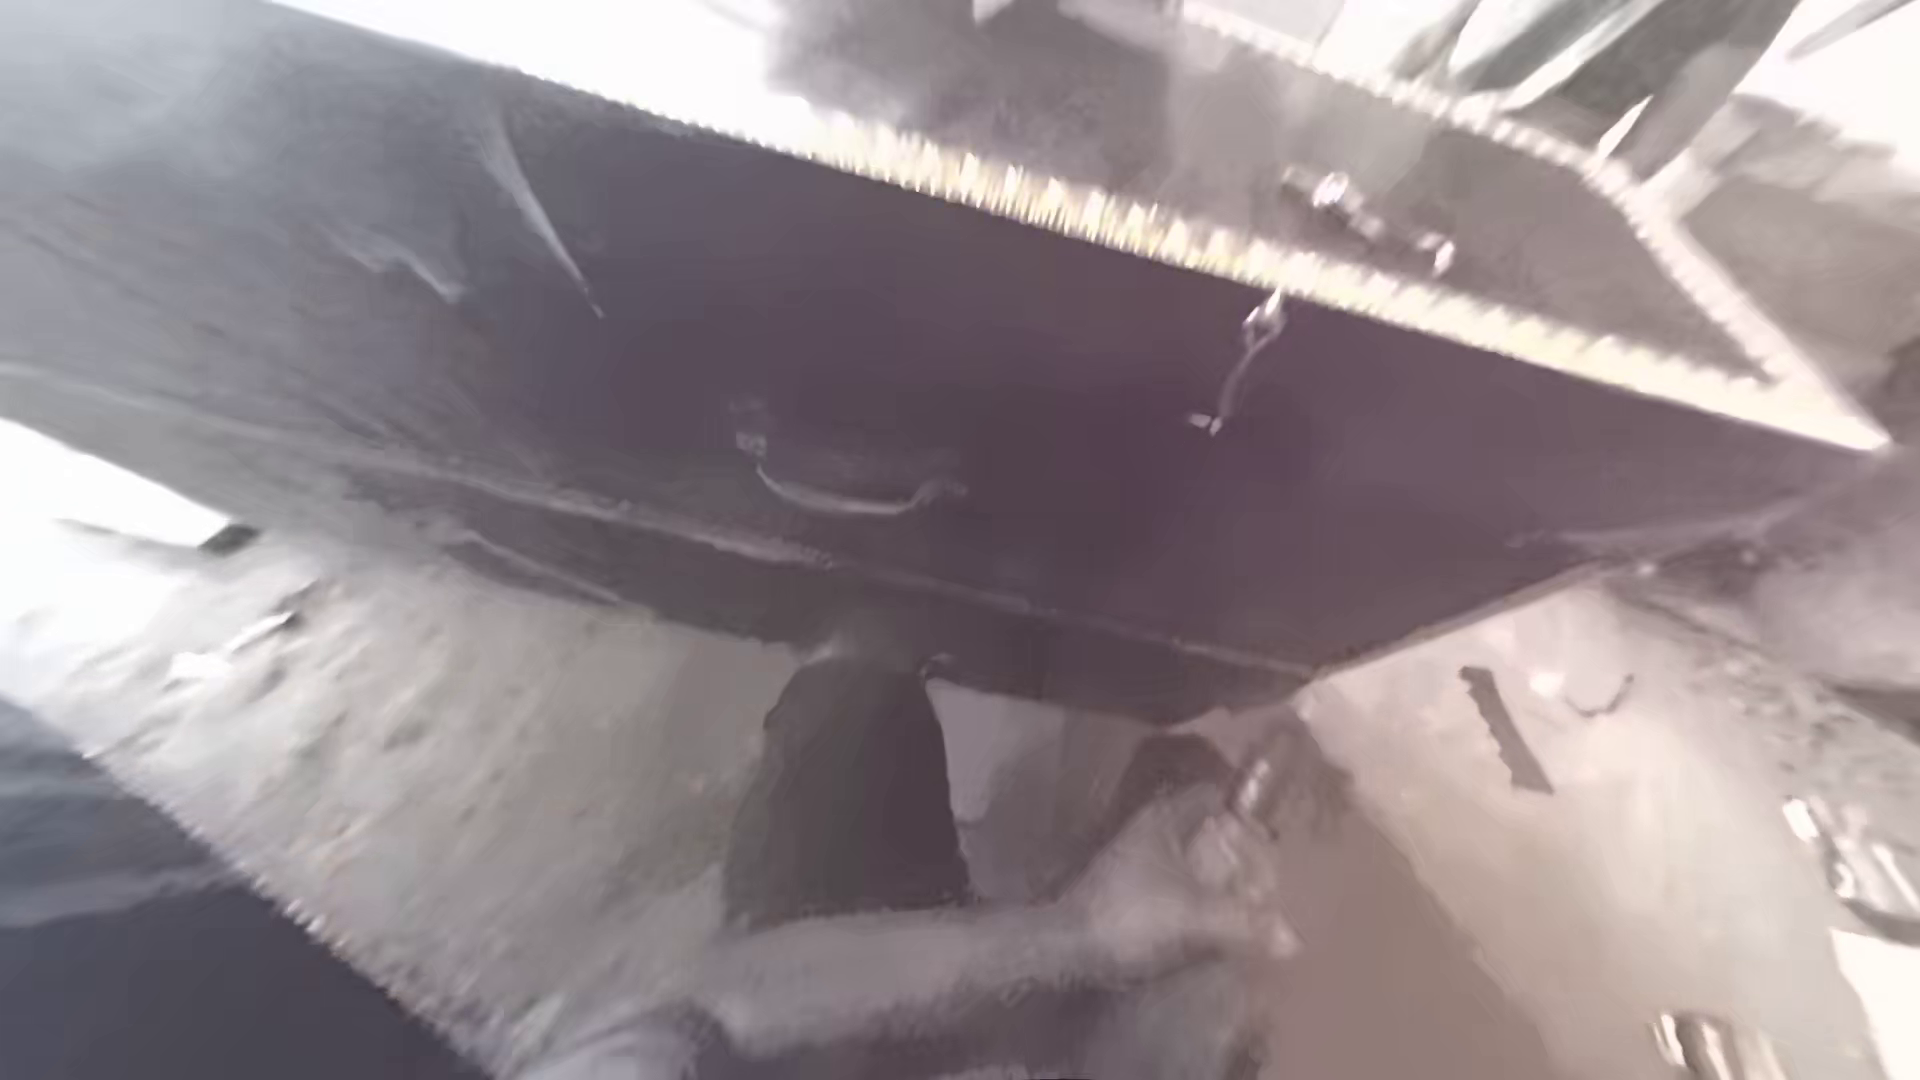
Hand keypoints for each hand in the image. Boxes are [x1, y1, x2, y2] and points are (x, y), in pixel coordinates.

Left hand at [1063, 785, 1298, 974]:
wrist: (1073, 942)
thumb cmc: (1130, 914)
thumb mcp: (1192, 918)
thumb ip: (1243, 923)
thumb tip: (1294, 937)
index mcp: (1164, 818)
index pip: (1211, 795)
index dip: (1243, 813)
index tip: (1271, 839)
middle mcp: (1153, 827)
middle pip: (1207, 824)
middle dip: (1238, 846)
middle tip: (1268, 875)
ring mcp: (1143, 853)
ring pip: (1195, 850)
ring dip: (1223, 870)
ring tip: (1253, 897)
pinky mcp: (1138, 882)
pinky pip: (1183, 874)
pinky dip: (1206, 888)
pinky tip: (1222, 914)